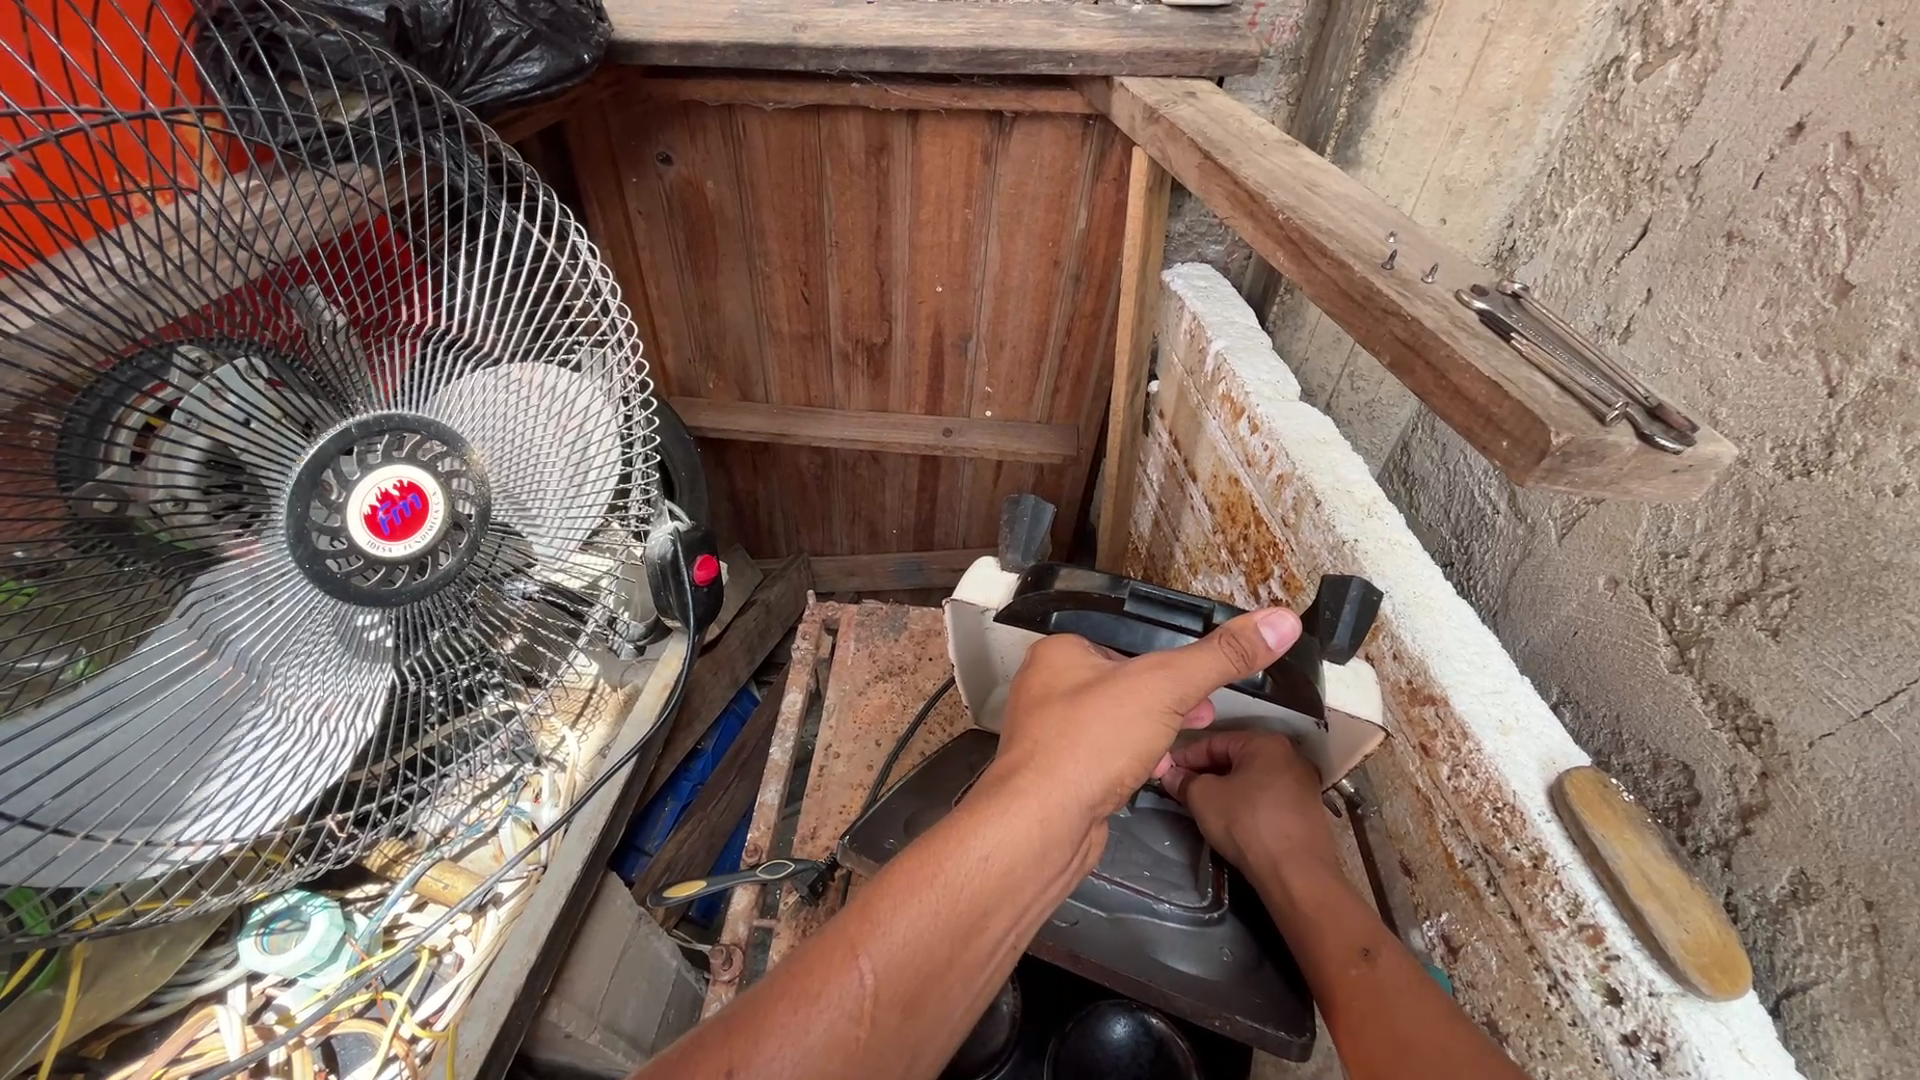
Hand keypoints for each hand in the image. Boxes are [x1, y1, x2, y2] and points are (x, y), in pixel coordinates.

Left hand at [988, 608, 1301, 831]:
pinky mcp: (1058, 772)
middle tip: (1204, 708)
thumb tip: (1281, 620)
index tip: (1204, 673)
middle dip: (1168, 695)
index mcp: (1059, 651)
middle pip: (1122, 680)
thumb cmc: (1093, 741)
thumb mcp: (1165, 686)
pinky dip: (1133, 757)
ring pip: (1117, 719)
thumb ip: (1221, 655)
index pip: (1123, 638)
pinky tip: (1156, 771)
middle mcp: (1047, 686)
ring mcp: (1050, 732)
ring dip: (1155, 727)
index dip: (1167, 655)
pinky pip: (1105, 753)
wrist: (1041, 827)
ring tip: (1190, 735)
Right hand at [1161, 730, 1339, 882]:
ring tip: (1203, 804)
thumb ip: (1184, 781)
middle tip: (1182, 787)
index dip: (1187, 755)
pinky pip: (1267, 798)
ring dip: (1226, 788)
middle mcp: (1290, 757)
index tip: (1168, 769)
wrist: (1296, 875)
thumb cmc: (1246, 823)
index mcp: (1266, 743)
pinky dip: (1246, 803)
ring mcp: (1303, 786)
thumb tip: (1172, 776)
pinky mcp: (1308, 813)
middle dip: (1206, 772)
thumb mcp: (1203, 797)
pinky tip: (1231, 818)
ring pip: (1252, 779)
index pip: (1216, 741)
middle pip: (1236, 759)